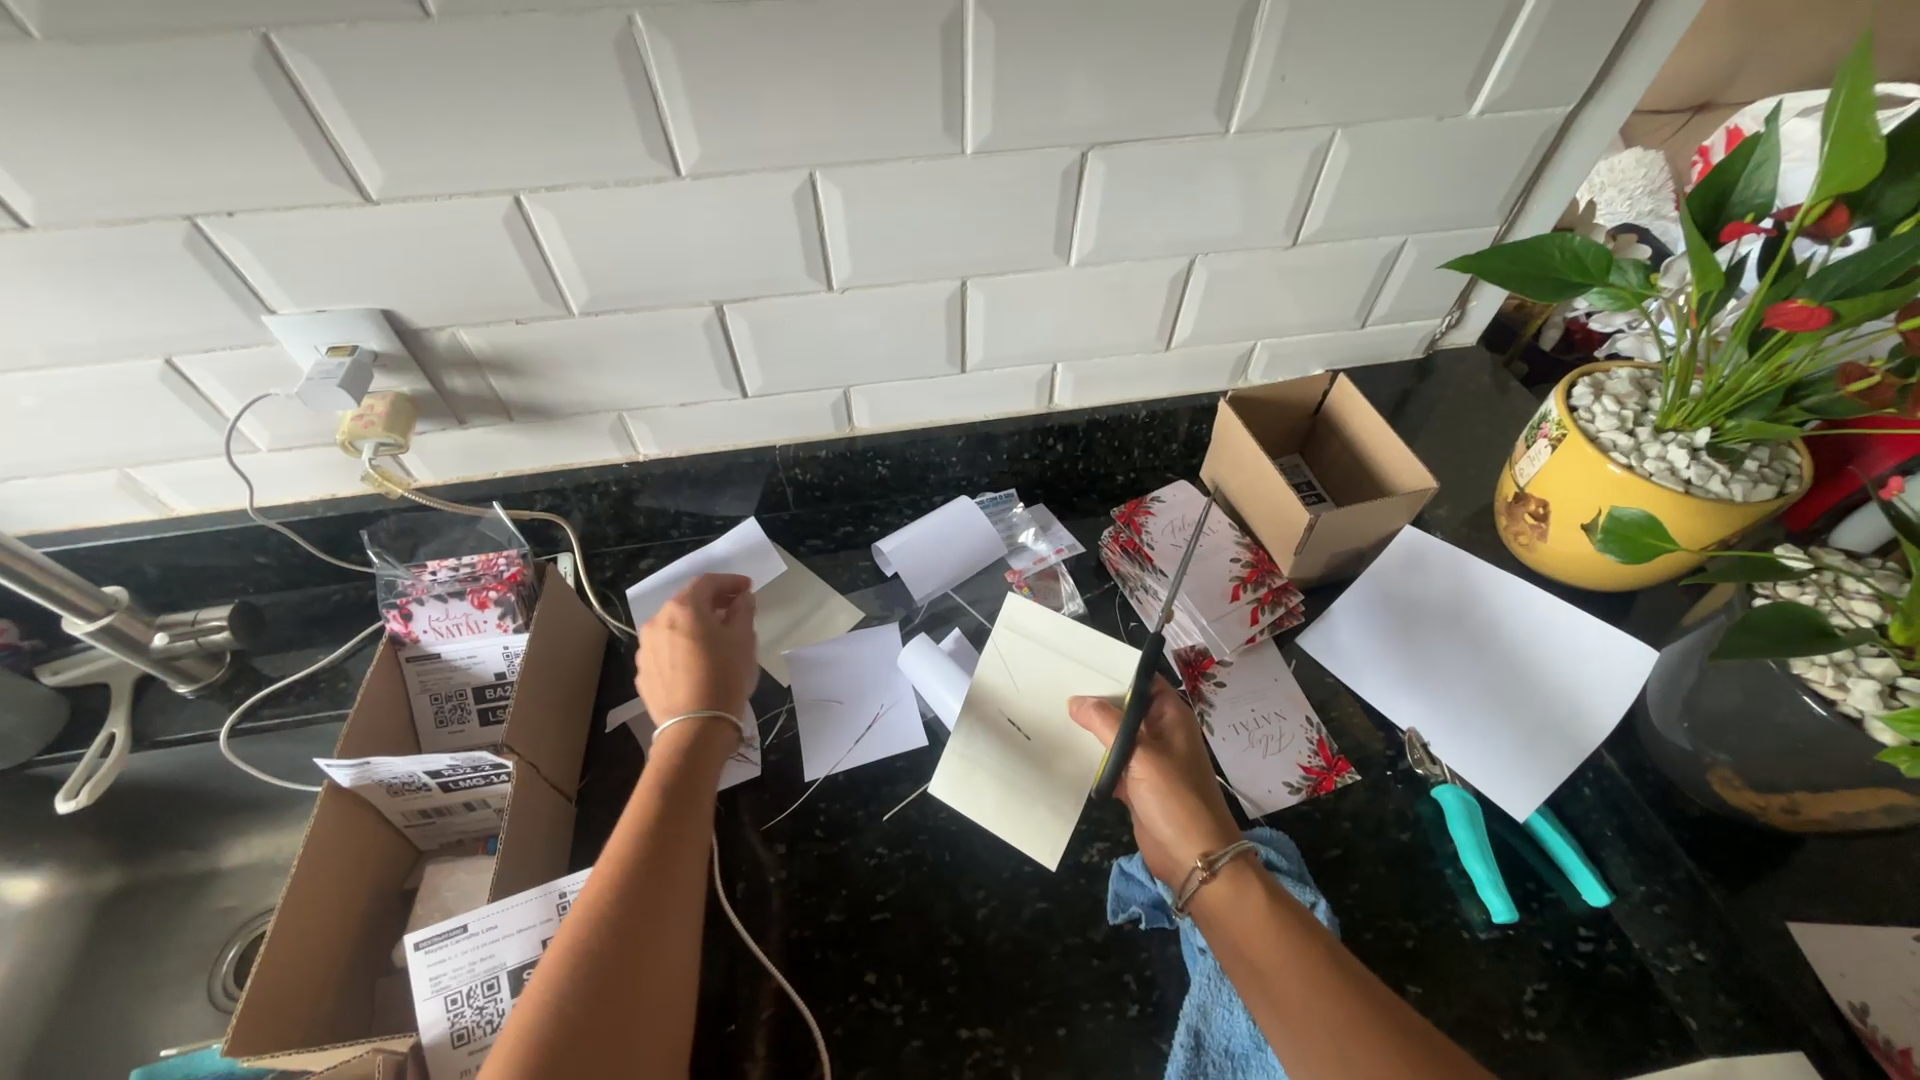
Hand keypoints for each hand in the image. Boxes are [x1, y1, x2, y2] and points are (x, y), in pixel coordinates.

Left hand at [635, 573, 757, 735]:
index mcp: (683, 608)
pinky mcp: (642, 672)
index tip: (748, 588)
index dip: (730, 581)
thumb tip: (742, 598)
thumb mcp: (743, 640)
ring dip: (694, 625)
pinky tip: (697, 661)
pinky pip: (665, 650)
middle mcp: (657, 621)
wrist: (695, 727)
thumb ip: (743, 611)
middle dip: (712, 602)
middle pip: (687, 602)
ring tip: (715, 637)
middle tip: (735, 609)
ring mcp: (645, 648)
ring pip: (673, 626)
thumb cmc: (725, 676)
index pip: (708, 582)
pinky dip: (681, 646)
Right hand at [1071, 678, 1241, 886]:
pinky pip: (1111, 764)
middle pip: (1125, 709)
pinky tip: (1067, 754)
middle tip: (1057, 689)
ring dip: (1091, 733)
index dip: (1116, 672)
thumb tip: (1076, 701)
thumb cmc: (1176, 798)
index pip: (1143, 681)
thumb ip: (1107, 723)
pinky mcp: (1136, 785)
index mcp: (1171, 716)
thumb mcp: (1140, 754)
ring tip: (1054, 716)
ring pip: (1115, 737)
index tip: (1080, 664)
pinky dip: (1094, 762)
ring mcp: (1149, 760)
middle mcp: (1160, 733)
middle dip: (1096, 702)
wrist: (1194, 857)